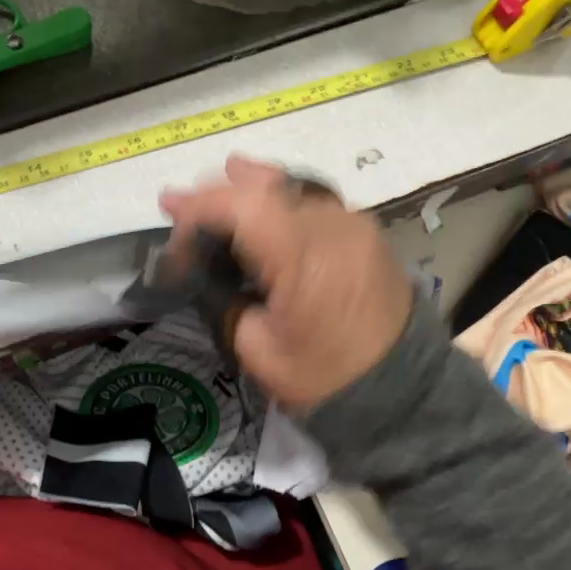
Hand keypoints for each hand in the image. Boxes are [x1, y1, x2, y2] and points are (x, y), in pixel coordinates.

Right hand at [160, 156, 413, 409]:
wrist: (402, 393)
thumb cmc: (323, 379)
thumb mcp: (255, 350)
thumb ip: (224, 298)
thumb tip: (200, 266)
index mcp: (303, 259)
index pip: (242, 207)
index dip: (199, 206)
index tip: (168, 214)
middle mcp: (331, 228)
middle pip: (267, 186)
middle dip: (219, 190)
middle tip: (179, 200)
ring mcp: (353, 225)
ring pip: (293, 185)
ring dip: (252, 184)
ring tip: (223, 176)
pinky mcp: (364, 232)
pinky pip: (315, 199)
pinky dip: (283, 195)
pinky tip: (264, 198)